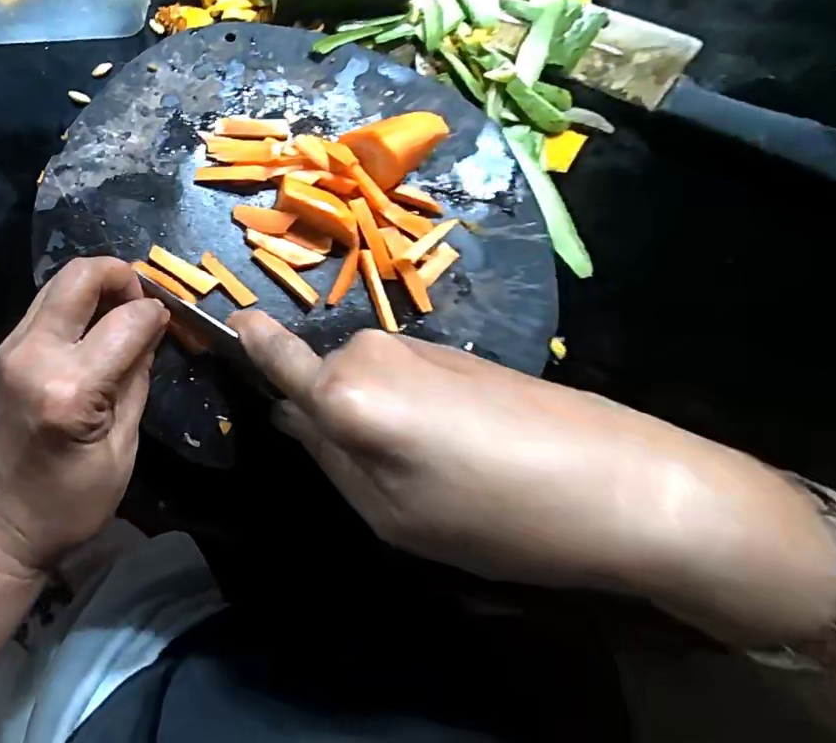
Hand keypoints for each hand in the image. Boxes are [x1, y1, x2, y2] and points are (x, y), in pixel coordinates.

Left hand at [0, 257, 167, 576]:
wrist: (2, 521)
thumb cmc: (73, 500)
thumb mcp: (123, 445)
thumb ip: (138, 376)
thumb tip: (155, 324)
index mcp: (69, 389)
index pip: (127, 321)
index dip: (156, 314)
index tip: (168, 324)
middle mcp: (34, 356)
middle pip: (81, 276)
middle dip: (122, 275)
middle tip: (144, 301)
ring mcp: (13, 348)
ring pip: (62, 280)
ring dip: (100, 283)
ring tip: (125, 311)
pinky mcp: (7, 348)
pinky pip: (49, 301)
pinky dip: (80, 299)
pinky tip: (99, 324)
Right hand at [231, 315, 835, 643]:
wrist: (618, 479)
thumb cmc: (492, 514)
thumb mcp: (391, 514)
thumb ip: (328, 457)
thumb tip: (291, 414)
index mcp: (347, 391)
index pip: (277, 357)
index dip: (245, 341)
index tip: (216, 322)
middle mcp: (372, 350)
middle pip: (320, 380)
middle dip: (326, 419)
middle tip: (370, 482)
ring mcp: (417, 344)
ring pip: (362, 381)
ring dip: (371, 418)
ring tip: (429, 475)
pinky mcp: (453, 350)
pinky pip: (399, 378)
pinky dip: (404, 409)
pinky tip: (456, 452)